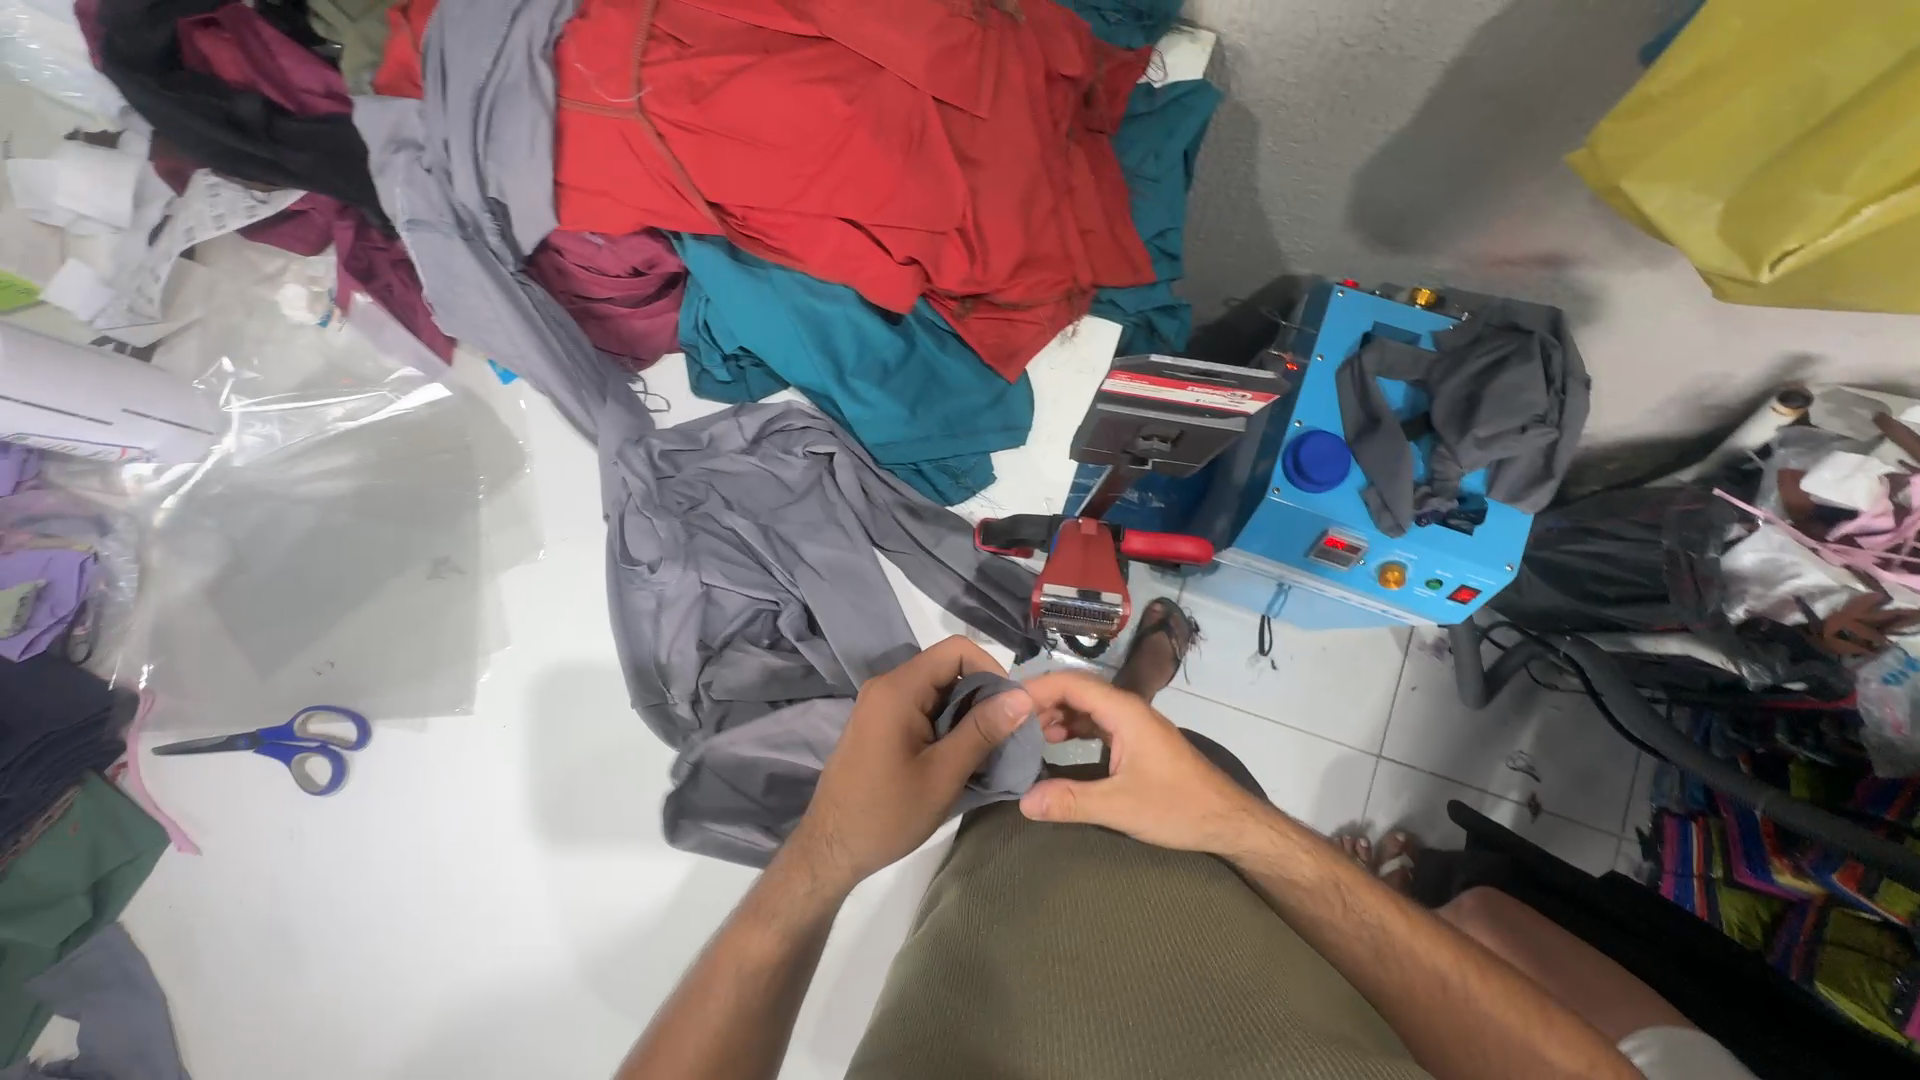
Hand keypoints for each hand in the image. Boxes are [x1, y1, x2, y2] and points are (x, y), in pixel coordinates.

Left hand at [786, 637, 1032, 891]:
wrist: (831, 850)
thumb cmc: (887, 814)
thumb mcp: (943, 774)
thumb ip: (983, 730)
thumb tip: (1022, 696)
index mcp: (898, 689)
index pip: (956, 650)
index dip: (992, 669)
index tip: (1011, 708)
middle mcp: (887, 686)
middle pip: (948, 668)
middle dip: (983, 694)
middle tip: (1008, 733)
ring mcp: (880, 705)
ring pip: (937, 690)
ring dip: (967, 712)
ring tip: (989, 748)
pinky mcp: (879, 724)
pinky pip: (922, 707)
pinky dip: (947, 723)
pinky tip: (961, 755)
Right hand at [1019, 672, 1270, 856]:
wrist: (1228, 820)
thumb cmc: (1179, 807)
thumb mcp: (1120, 807)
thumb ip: (1070, 801)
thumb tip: (1023, 802)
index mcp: (1123, 711)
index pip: (1069, 683)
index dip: (1034, 689)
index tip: (1003, 705)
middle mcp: (1126, 708)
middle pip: (1074, 690)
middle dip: (1039, 701)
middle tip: (1006, 722)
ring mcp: (1133, 723)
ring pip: (1085, 706)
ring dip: (1055, 715)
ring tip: (1025, 734)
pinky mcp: (1136, 740)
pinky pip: (1096, 722)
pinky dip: (1072, 728)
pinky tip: (1055, 744)